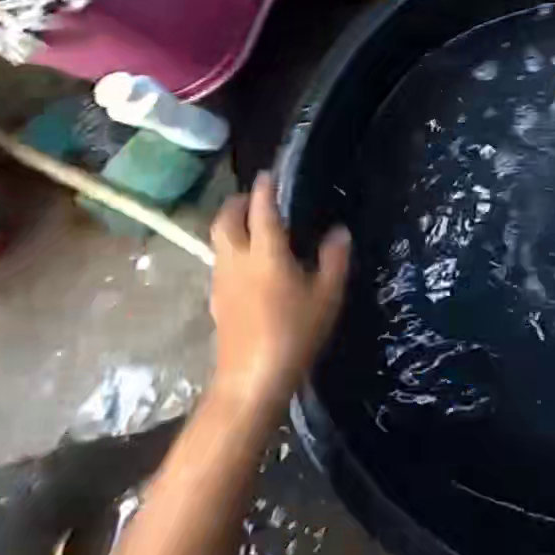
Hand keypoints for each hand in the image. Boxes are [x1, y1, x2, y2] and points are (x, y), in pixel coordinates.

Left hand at [206, 171, 350, 405]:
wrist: (250, 380)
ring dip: (230, 225)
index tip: (269, 174)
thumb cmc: (294, 333)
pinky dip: (231, 250)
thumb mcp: (327, 296)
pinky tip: (248, 263)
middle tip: (251, 197)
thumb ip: (333, 260)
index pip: (262, 210)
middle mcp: (237, 260)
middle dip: (236, 203)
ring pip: (218, 241)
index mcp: (266, 253)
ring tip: (251, 225)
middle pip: (225, 221)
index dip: (265, 189)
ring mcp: (221, 281)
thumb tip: (338, 232)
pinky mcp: (216, 301)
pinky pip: (220, 262)